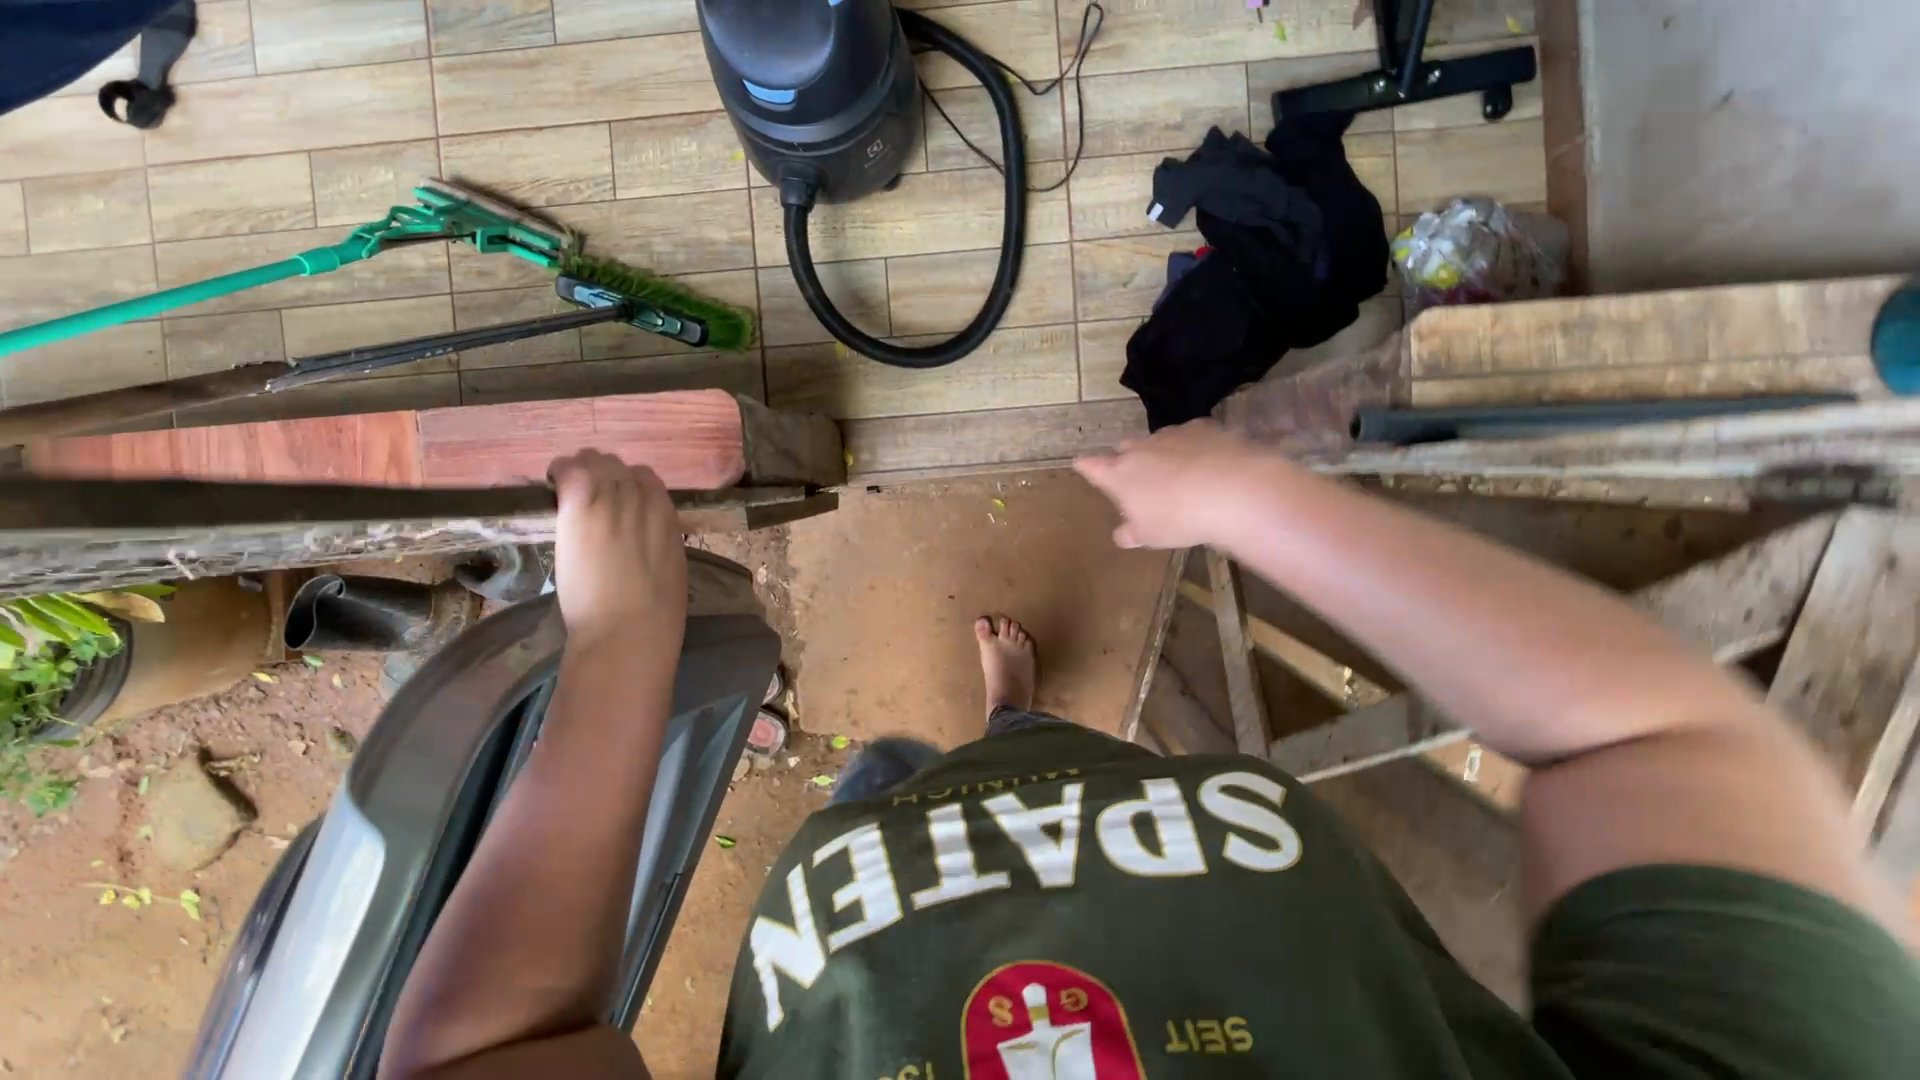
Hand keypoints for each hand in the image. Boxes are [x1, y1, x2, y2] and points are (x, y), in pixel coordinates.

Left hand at [549, 450, 687, 648]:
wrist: (629, 630)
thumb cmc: (656, 616)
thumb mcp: (671, 569)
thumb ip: (658, 544)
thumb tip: (645, 540)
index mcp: (667, 517)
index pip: (646, 478)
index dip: (626, 484)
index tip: (612, 499)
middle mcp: (642, 500)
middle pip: (618, 466)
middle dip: (600, 474)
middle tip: (583, 494)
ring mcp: (611, 501)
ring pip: (593, 462)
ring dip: (579, 470)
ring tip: (564, 489)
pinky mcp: (581, 507)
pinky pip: (568, 470)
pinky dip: (558, 472)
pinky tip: (551, 484)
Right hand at [1073, 420, 1283, 549]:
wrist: (1232, 490)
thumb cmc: (1178, 518)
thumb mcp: (1150, 536)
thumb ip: (1131, 533)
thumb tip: (1121, 535)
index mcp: (1120, 474)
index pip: (1091, 466)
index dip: (1085, 466)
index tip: (1081, 464)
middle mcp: (1140, 448)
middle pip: (1124, 448)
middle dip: (1127, 459)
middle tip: (1138, 478)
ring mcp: (1172, 434)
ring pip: (1158, 440)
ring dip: (1161, 452)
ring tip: (1178, 472)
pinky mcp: (1203, 427)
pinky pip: (1191, 434)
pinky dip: (1193, 446)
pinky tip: (1207, 460)